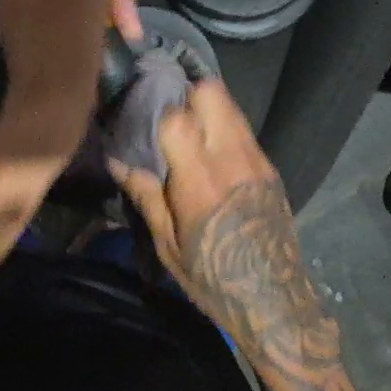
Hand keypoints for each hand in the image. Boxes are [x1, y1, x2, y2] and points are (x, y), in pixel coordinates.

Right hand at [110, 80, 286, 300]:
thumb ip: (145, 196)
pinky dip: (224, 130)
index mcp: (198, 179)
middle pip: (212, 93)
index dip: (157, 114)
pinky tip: (211, 154)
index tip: (144, 124)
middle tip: (170, 119)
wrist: (272, 296)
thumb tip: (118, 162)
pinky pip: (243, 131)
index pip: (176, 118)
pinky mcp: (270, 168)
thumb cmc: (210, 275)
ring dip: (208, 110)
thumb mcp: (167, 243)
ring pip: (231, 106)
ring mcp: (256, 159)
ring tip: (189, 132)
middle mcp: (230, 158)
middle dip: (188, 96)